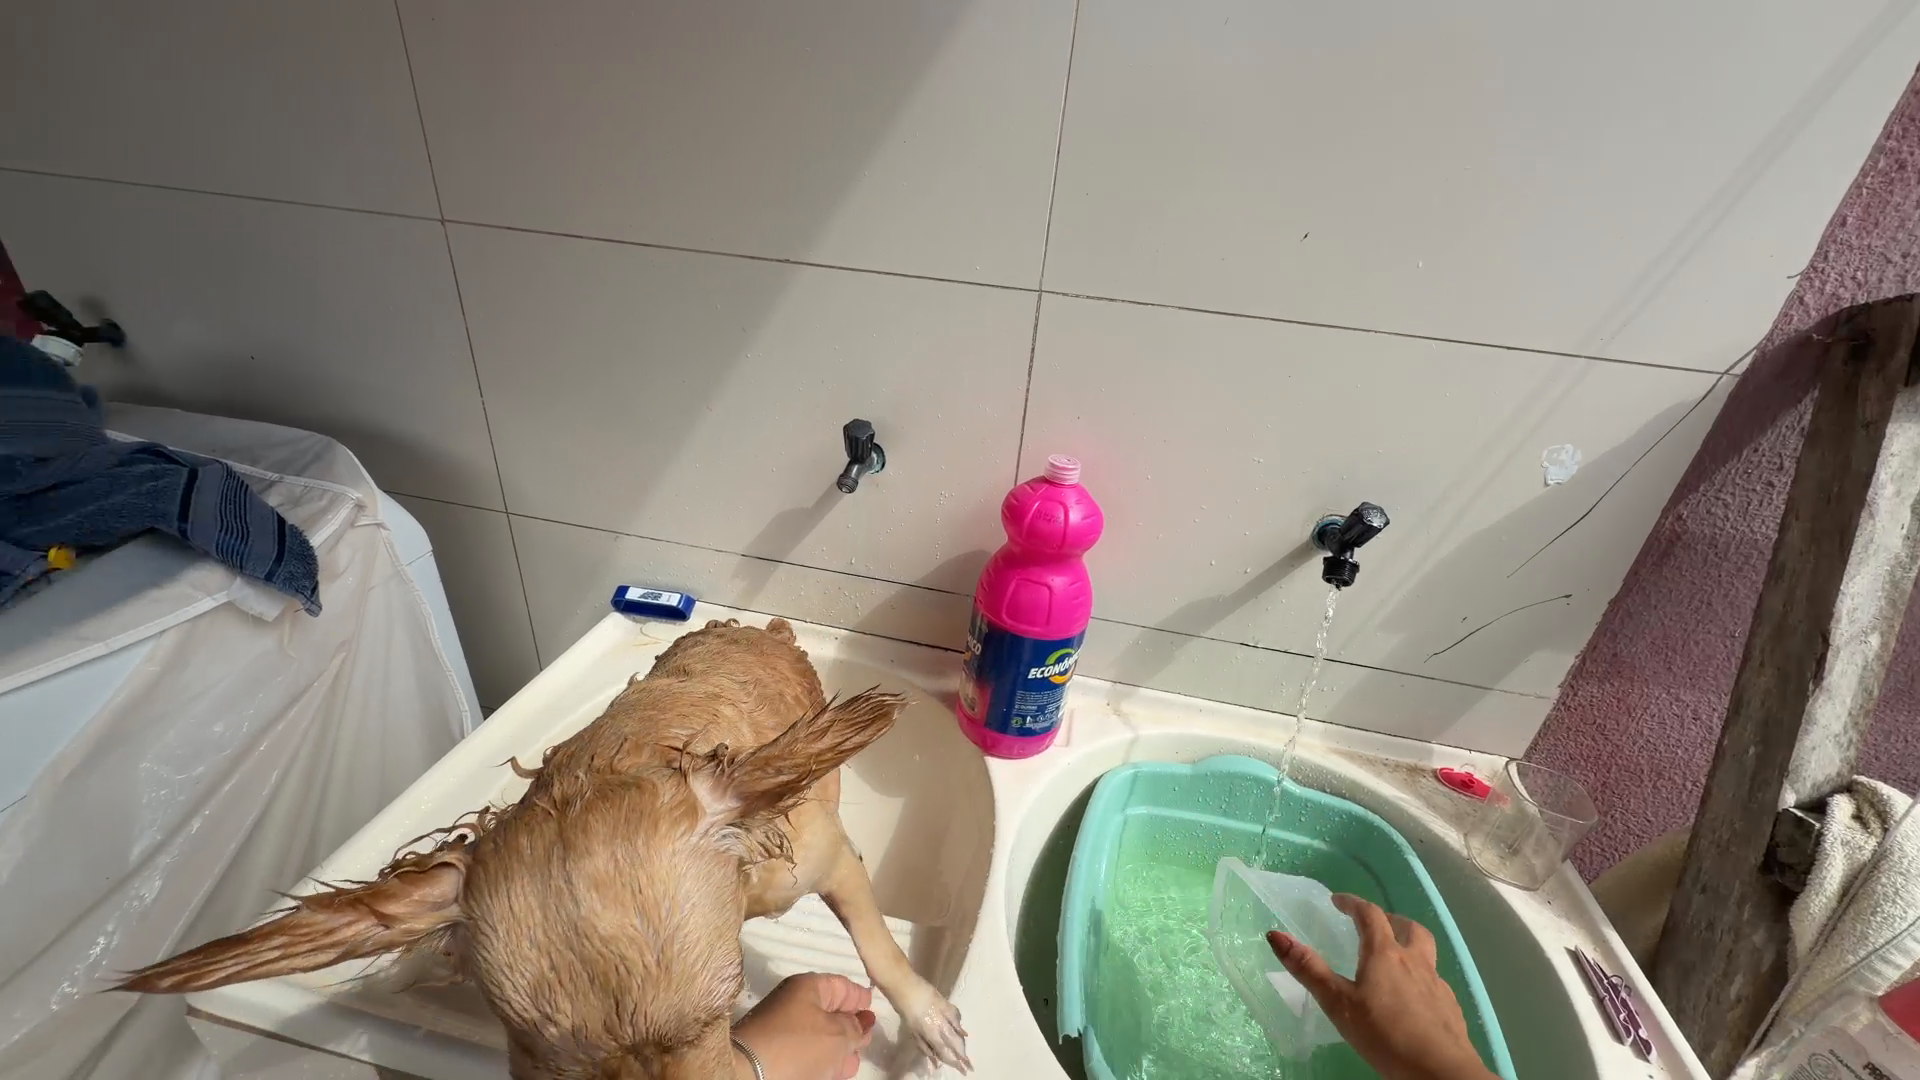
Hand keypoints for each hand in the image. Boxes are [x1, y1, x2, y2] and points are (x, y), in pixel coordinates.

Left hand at [732, 973, 877, 1079]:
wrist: (745, 1076)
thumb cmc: (797, 1046)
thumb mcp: (837, 1035)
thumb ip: (854, 1028)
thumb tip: (862, 1023)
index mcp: (808, 986)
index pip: (841, 985)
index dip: (860, 998)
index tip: (874, 1010)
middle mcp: (793, 1002)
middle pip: (829, 1012)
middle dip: (850, 1028)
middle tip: (866, 1043)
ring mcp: (780, 1029)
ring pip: (817, 1036)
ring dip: (836, 1050)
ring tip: (851, 1064)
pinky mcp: (772, 1054)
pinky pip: (804, 1053)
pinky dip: (820, 1061)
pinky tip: (831, 1072)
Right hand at [1267, 894, 1496, 1079]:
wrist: (1444, 1076)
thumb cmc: (1386, 1034)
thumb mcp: (1338, 1003)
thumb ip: (1308, 968)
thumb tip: (1275, 934)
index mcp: (1384, 954)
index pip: (1369, 914)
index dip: (1352, 903)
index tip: (1337, 901)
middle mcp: (1414, 962)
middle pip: (1409, 927)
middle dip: (1390, 920)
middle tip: (1373, 926)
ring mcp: (1437, 987)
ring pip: (1426, 954)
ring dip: (1410, 948)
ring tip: (1394, 962)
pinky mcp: (1452, 1011)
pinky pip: (1435, 984)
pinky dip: (1421, 980)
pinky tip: (1412, 1001)